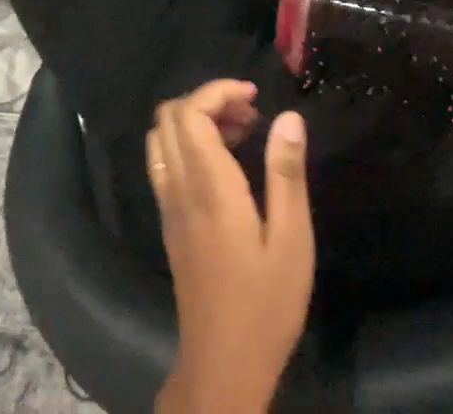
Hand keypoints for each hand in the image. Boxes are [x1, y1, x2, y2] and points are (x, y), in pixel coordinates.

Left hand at [150, 81, 313, 413]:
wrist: (223, 362)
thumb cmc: (266, 303)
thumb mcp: (292, 239)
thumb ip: (286, 174)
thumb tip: (288, 116)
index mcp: (209, 189)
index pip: (189, 114)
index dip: (217, 91)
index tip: (255, 96)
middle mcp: (179, 190)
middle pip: (167, 119)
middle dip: (207, 100)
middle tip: (252, 113)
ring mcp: (169, 208)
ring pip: (161, 140)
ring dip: (195, 121)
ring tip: (243, 132)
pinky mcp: (170, 224)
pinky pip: (165, 164)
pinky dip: (188, 144)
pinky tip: (226, 163)